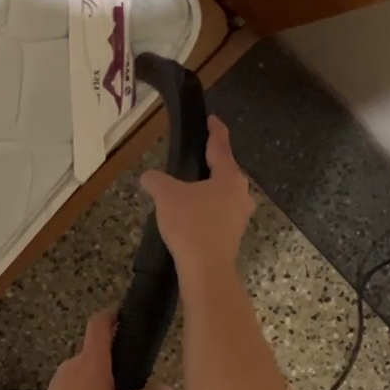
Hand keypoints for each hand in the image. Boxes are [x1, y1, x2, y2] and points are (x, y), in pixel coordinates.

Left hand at [30, 310, 172, 389]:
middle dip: (113, 360)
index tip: (122, 311)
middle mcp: (73, 364)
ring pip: (85, 371)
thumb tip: (166, 387)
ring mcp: (59, 379)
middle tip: (133, 378)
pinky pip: (75, 386)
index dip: (111, 313)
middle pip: (95, 351)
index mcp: (92, 362)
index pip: (99, 324)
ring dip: (101, 380)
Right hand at [139, 116, 253, 279]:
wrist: (206, 269)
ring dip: (204, 190)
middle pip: (224, 171)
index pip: (221, 146)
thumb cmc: (191, 224)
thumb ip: (156, 180)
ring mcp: (239, 216)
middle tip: (191, 158)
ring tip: (183, 191)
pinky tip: (188, 216)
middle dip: (208, 165)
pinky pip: (217, 213)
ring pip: (220, 194)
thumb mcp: (166, 195)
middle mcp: (240, 193)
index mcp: (229, 177)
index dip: (215, 130)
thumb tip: (148, 177)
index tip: (212, 119)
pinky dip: (204, 210)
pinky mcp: (233, 234)